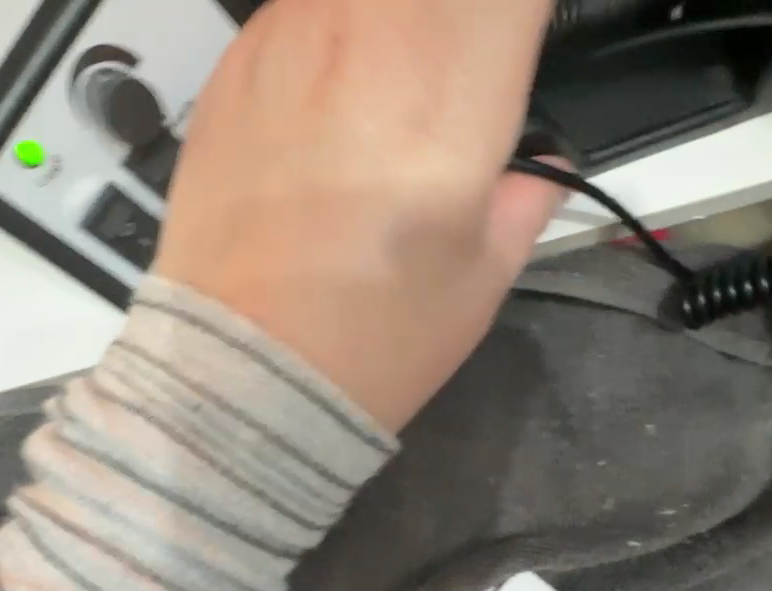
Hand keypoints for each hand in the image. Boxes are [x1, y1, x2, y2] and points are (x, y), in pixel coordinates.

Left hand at [153, 0, 564, 431]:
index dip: (521, 19)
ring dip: (394, 28)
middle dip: (460, 25)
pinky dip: (333, 37)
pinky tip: (336, 109)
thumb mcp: (481, 277)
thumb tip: (540, 172)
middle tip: (461, 81)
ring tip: (398, 97)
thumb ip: (526, 199)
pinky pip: (300, 11)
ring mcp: (287, 39)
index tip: (522, 47)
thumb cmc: (372, 336)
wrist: (250, 373)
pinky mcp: (231, 69)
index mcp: (450, 82)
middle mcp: (364, 32)